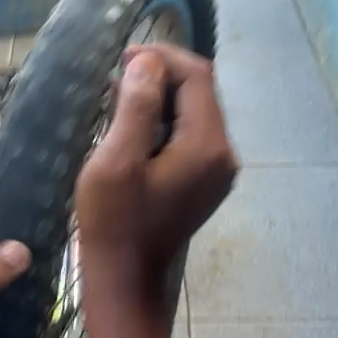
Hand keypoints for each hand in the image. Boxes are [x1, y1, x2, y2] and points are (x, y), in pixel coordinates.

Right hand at [75, 46, 238, 328]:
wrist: (126, 280)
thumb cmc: (114, 222)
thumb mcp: (116, 160)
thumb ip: (136, 107)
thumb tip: (147, 62)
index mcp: (207, 146)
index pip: (197, 77)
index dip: (162, 57)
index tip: (122, 56)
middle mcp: (223, 154)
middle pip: (200, 92)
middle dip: (161, 74)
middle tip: (116, 74)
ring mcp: (216, 170)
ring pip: (193, 112)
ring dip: (159, 97)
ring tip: (117, 95)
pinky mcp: (203, 181)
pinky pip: (188, 135)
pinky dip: (162, 121)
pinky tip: (130, 124)